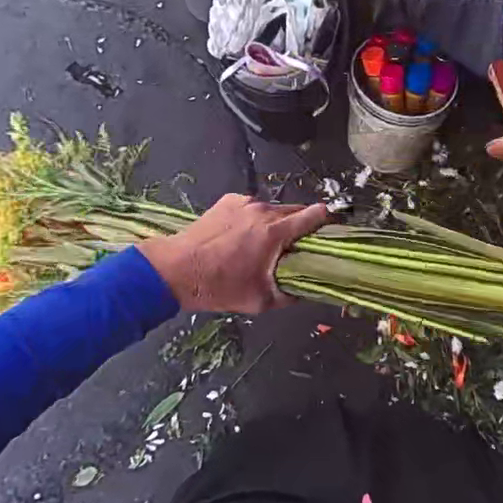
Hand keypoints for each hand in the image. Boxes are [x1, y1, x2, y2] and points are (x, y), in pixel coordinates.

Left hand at [137, 195, 331, 313]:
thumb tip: (309, 290)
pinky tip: (242, 235)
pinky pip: (253, 207)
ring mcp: (245, 203)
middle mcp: (264, 211)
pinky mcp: (228, 201)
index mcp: (277, 231)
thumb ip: (291, 294)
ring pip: (274, 209)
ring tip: (265, 242)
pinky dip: (254, 218)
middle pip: (297, 210)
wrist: (172, 271)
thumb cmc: (219, 287)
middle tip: (296, 245)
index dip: (328, 221)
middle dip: (302, 225)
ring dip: (277, 222)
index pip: (317, 214)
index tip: (331, 232)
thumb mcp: (261, 300)